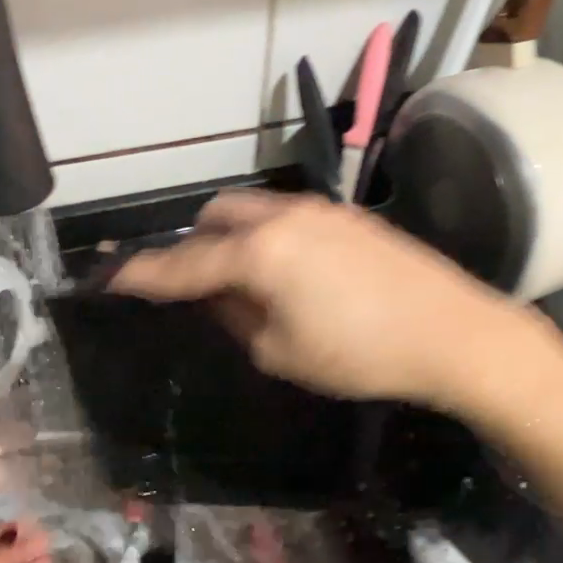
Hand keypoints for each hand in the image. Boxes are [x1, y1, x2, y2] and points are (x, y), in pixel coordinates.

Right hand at [108, 191, 545, 407]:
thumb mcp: (281, 351)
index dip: (141, 274)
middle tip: (191, 288)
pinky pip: (284, 217)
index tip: (109, 279)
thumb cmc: (361, 353)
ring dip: (230, 238)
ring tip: (239, 282)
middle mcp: (281, 215)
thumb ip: (235, 318)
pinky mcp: (347, 216)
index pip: (182, 264)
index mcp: (257, 252)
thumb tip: (217, 297)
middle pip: (214, 217)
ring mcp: (318, 209)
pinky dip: (265, 238)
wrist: (454, 333)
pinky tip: (285, 273)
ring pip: (251, 210)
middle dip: (192, 247)